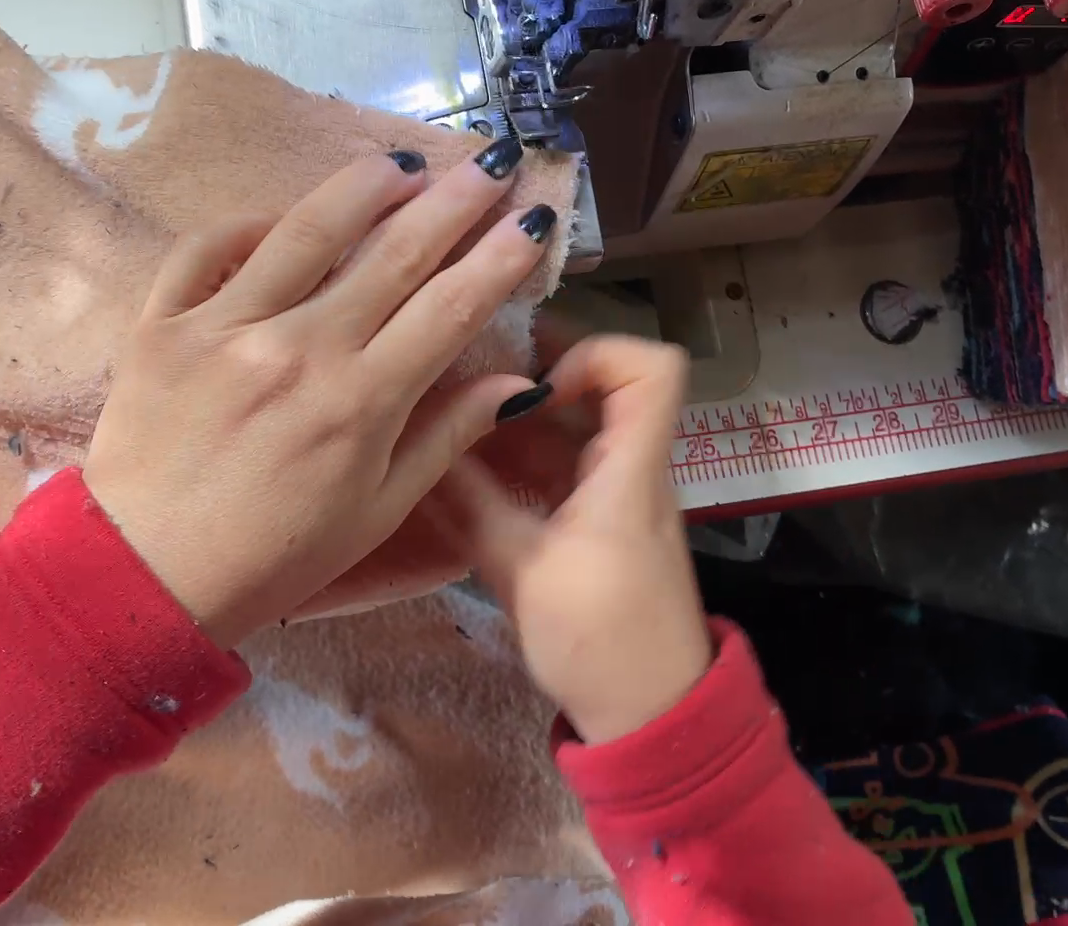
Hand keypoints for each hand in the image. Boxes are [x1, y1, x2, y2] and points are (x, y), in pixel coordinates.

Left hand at [83, 144, 559, 648]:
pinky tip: (279, 215)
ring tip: (401, 163)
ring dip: (364, 188)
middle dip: (453, 200)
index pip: (450, 309)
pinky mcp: (162, 324)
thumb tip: (515, 383)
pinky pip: (208, 249)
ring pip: (306, 231)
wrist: (145, 577)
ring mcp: (224, 328)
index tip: (533, 219)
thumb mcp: (377, 512)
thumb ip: (445, 437)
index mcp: (361, 402)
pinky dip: (246, 223)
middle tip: (491, 157)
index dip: (499, 258)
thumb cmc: (276, 555)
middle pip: (393, 254)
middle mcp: (299, 348)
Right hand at [442, 335, 711, 743]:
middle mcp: (626, 467)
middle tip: (461, 378)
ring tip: (447, 419)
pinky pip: (552, 469)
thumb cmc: (603, 640)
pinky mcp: (589, 522)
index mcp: (631, 468)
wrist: (650, 714)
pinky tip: (463, 468)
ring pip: (565, 431)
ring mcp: (608, 494)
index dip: (594, 353)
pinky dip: (511, 460)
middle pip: (594, 389)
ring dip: (511, 423)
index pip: (650, 368)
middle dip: (528, 377)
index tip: (533, 383)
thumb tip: (417, 452)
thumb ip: (470, 506)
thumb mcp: (524, 571)